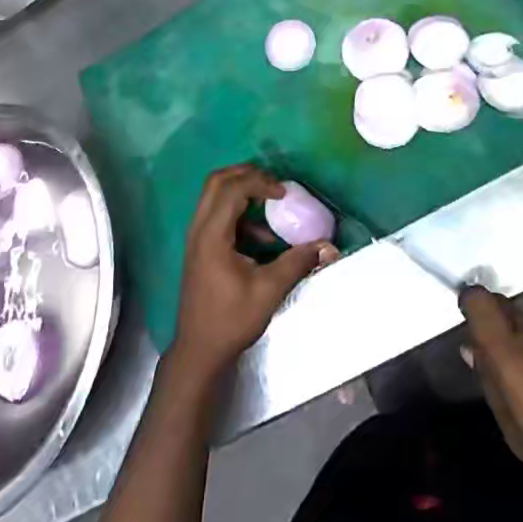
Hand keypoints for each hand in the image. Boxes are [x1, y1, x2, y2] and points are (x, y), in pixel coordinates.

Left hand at [172, 165, 337, 377]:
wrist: (199, 346)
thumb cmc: (231, 318)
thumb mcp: (269, 290)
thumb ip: (296, 262)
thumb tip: (326, 246)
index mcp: (211, 233)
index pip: (232, 189)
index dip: (259, 183)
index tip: (285, 193)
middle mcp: (199, 227)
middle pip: (217, 182)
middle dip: (247, 175)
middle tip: (275, 185)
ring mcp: (196, 235)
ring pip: (214, 196)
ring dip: (242, 192)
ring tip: (272, 205)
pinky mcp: (200, 245)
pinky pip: (216, 214)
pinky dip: (238, 212)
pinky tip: (263, 237)